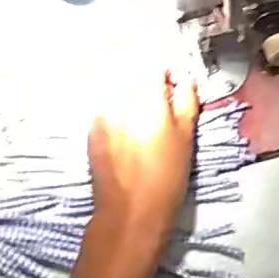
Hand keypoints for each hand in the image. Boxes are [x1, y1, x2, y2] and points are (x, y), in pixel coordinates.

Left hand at [76, 71, 199, 277]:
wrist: (130, 213)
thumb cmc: (166, 177)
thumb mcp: (186, 138)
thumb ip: (187, 101)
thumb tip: (185, 79)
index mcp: (147, 97)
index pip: (153, 64)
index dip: (164, 70)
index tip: (171, 82)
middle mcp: (120, 99)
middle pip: (133, 73)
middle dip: (145, 81)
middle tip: (159, 100)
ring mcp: (102, 114)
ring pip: (117, 89)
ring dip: (129, 94)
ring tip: (141, 116)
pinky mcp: (91, 129)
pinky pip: (105, 107)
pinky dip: (115, 110)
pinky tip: (125, 129)